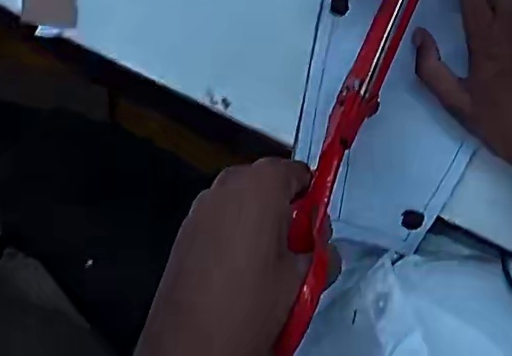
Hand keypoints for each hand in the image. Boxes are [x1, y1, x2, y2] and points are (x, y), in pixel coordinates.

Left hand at [137, 158, 333, 355]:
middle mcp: (232, 182)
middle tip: (294, 251)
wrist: (189, 344)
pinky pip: (221, 219)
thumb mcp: (301, 281)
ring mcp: (205, 202)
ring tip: (265, 269)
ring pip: (245, 203)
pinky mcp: (187, 226)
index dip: (312, 200)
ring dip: (258, 225)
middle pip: (271, 186)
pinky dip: (233, 235)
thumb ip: (322, 253)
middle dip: (284, 213)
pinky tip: (238, 274)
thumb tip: (324, 250)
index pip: (301, 173)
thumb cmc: (243, 307)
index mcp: (264, 182)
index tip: (315, 225)